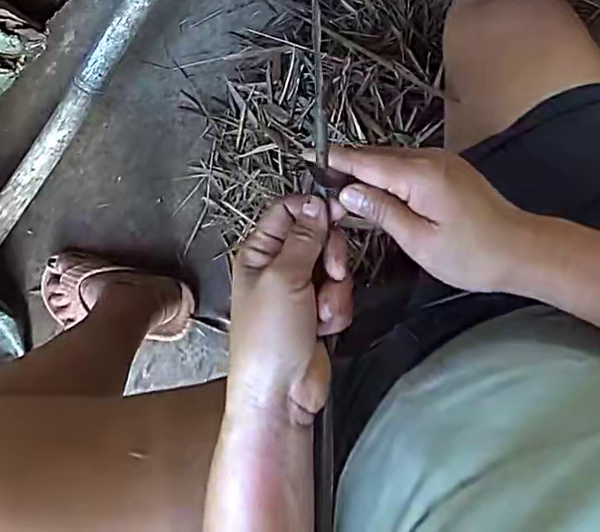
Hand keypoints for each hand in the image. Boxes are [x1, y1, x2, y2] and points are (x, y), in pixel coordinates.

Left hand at [227, 195, 353, 427]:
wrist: (281, 397)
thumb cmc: (267, 340)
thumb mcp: (284, 278)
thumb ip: (304, 237)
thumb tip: (315, 203)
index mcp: (259, 252)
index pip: (288, 211)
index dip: (313, 208)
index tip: (337, 211)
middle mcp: (278, 267)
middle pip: (317, 236)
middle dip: (331, 254)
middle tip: (332, 271)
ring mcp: (299, 290)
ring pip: (333, 265)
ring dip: (335, 289)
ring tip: (320, 311)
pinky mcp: (318, 311)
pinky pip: (340, 293)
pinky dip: (337, 309)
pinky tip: (323, 327)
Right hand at [328, 146, 543, 294]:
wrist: (523, 250)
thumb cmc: (474, 254)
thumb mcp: (420, 241)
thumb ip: (382, 212)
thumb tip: (349, 192)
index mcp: (420, 174)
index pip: (367, 161)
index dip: (336, 159)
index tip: (309, 155)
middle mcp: (429, 158)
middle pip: (377, 156)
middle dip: (348, 166)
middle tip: (321, 182)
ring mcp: (441, 160)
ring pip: (392, 158)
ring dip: (367, 169)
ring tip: (341, 185)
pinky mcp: (448, 168)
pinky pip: (407, 163)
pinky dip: (387, 172)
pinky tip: (376, 187)